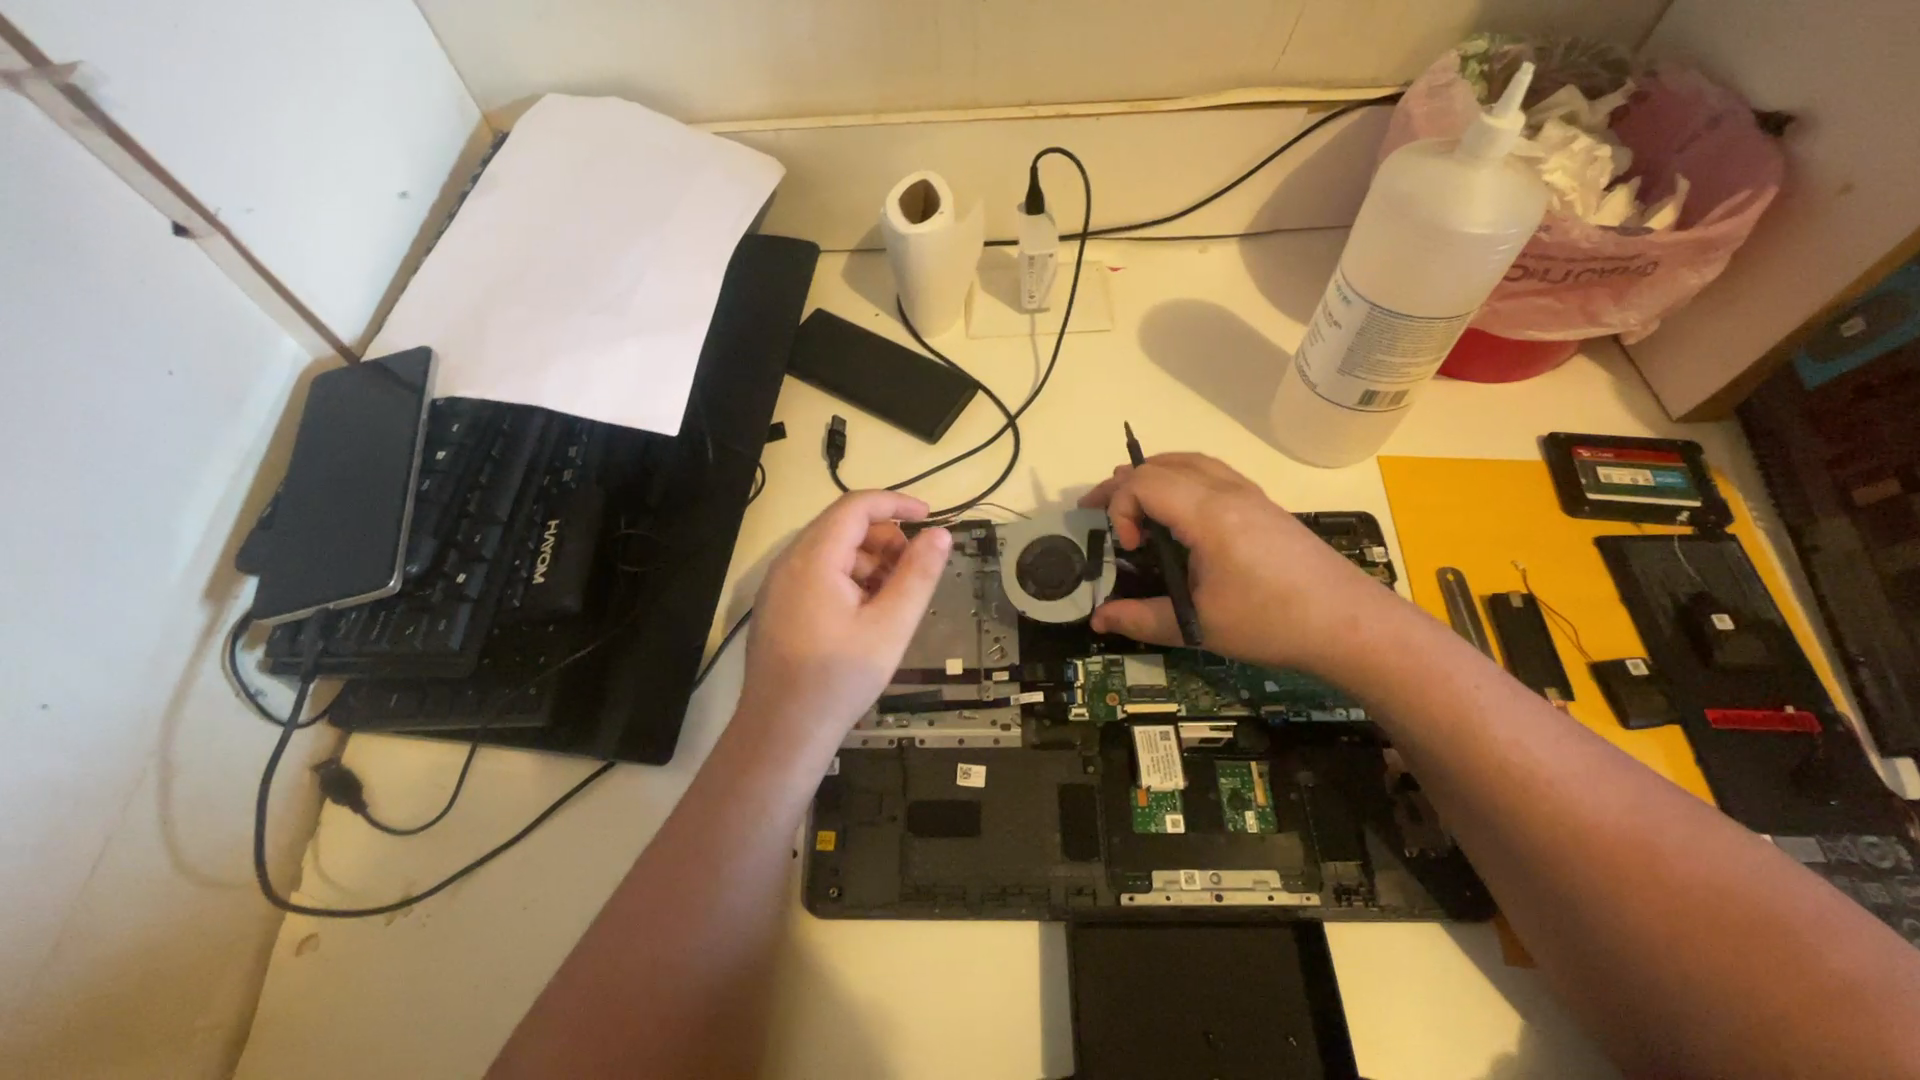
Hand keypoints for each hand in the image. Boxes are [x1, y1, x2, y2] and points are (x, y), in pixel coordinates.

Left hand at [736, 491, 951, 750]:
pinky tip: (866, 616)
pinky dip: (848, 580)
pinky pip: (816, 575)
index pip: (855, 506)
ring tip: (894, 600)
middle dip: (885, 539)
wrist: (782, 732)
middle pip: (841, 527)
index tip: (930, 518)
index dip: (896, 504)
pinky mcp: (777, 608)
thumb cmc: (839, 678)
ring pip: (830, 552)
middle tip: (915, 570)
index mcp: (813, 559)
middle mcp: (789, 563)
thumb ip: (917, 575)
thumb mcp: (890, 626)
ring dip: (868, 562)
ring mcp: (778, 586)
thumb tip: (940, 534)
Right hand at [1080, 453, 1392, 673]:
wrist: (1349, 624)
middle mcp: (1229, 492)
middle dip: (1124, 483)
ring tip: (1130, 497)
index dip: (1121, 508)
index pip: (1145, 483)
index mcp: (1210, 514)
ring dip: (1154, 474)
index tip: (1129, 549)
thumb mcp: (1199, 625)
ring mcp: (1251, 495)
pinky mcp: (1264, 507)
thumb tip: (1098, 620)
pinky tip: (1179, 506)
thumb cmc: (1272, 622)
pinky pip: (1212, 472)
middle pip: (1164, 465)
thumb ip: (1143, 618)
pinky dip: (1181, 478)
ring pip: (1191, 461)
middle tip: (1095, 507)